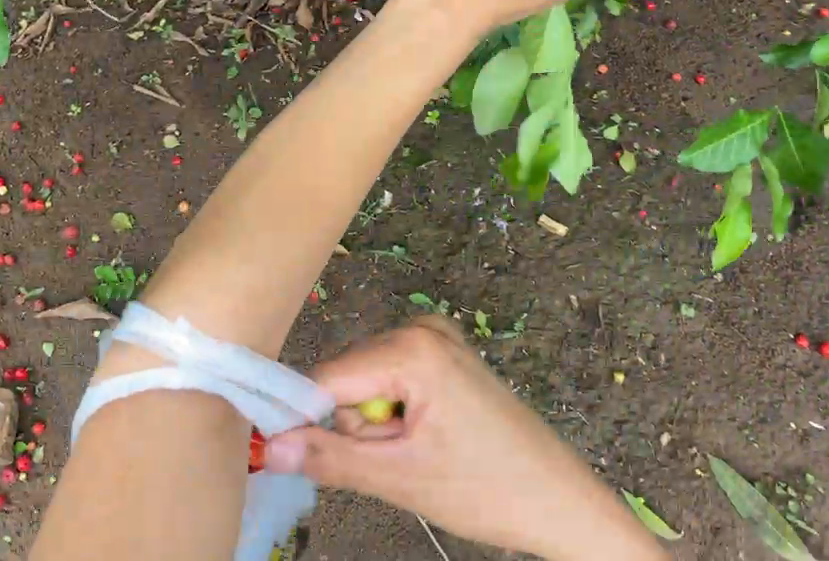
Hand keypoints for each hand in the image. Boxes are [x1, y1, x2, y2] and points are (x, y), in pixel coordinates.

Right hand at [262, 316, 666, 560]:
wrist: (561, 501)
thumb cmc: (487, 491)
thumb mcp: (400, 479)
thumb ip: (329, 457)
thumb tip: (267, 449)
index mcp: (411, 348)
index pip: (327, 377)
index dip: (302, 415)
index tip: (285, 450)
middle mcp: (419, 326)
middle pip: (346, 377)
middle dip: (358, 424)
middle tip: (400, 459)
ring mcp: (435, 333)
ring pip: (365, 379)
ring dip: (377, 420)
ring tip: (421, 449)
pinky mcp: (444, 348)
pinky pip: (390, 374)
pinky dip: (395, 408)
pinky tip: (429, 432)